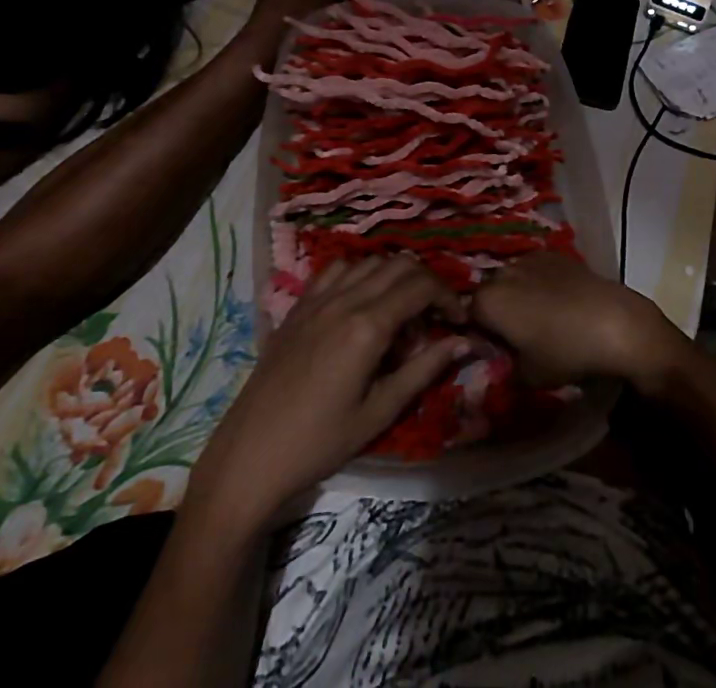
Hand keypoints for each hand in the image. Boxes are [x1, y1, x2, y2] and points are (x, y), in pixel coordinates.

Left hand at [185, 257, 466, 529]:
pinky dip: (359, 276)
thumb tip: (464, 342)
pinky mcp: (297, 308)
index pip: (421, 286)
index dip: (449, 297)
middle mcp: (343, 301)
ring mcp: (316, 300)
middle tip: (435, 318)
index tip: (459, 323)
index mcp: (367, 326)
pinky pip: (335, 272)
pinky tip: (361, 306)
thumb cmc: (320, 441)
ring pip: (368, 262)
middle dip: (426, 283)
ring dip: (394, 278)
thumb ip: (424, 369)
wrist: (251, 453)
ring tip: (400, 315)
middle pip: (399, 265)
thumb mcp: (380, 411)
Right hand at [470, 253, 686, 389]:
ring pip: (513, 280)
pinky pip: (536, 271)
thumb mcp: (529, 376)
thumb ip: (506, 369)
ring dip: (519, 295)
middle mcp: (501, 273)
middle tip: (518, 335)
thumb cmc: (566, 352)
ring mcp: (529, 259)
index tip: (498, 350)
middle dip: (498, 312)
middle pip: (489, 294)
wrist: (617, 323)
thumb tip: (505, 363)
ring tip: (543, 316)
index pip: (467, 318)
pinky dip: (541, 283)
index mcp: (487, 302)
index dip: (480, 336)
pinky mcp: (556, 254)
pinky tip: (562, 301)